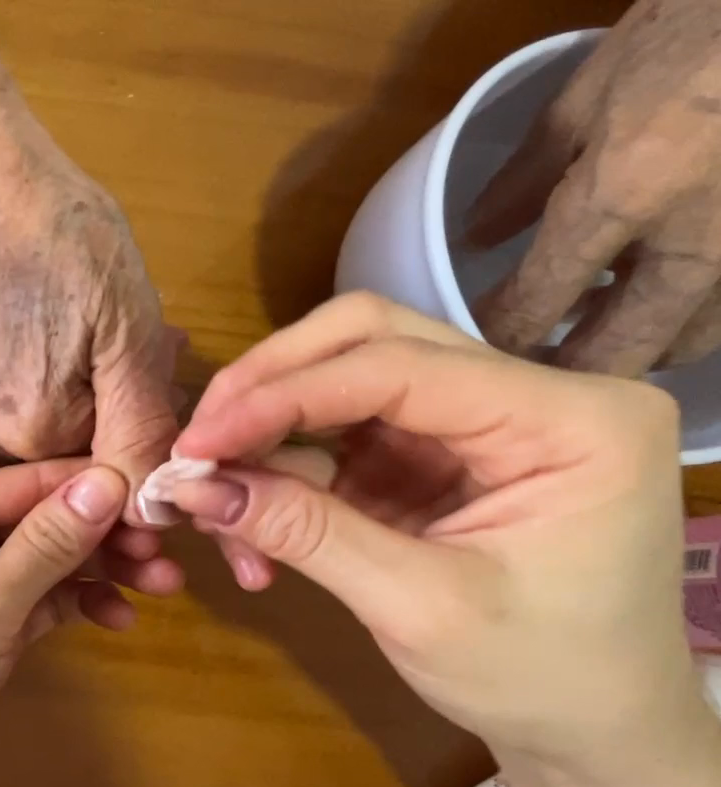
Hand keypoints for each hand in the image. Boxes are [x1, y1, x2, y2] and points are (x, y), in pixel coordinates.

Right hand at [0, 115, 179, 498]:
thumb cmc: (57, 237)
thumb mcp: (126, 328)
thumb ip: (141, 425)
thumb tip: (154, 508)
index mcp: (33, 435)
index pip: (115, 472)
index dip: (152, 431)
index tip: (162, 374)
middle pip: (76, 454)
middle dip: (116, 408)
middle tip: (135, 339)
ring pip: (44, 433)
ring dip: (81, 396)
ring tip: (87, 328)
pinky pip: (10, 414)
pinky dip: (40, 385)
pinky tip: (44, 333)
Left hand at [0, 460, 183, 786]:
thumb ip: (43, 545)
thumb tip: (105, 480)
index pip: (23, 484)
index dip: (92, 488)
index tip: (164, 498)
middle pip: (37, 522)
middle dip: (100, 535)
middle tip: (167, 554)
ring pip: (41, 564)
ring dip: (96, 571)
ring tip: (162, 587)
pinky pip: (32, 603)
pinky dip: (71, 606)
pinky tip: (117, 617)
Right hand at [167, 293, 703, 768]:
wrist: (589, 725)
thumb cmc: (537, 675)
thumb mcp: (416, 606)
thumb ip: (305, 532)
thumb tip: (193, 487)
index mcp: (566, 419)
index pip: (395, 369)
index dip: (279, 398)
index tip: (192, 446)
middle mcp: (523, 395)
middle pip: (367, 339)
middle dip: (268, 385)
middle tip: (197, 442)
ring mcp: (469, 422)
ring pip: (337, 379)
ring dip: (261, 430)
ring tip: (210, 494)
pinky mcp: (424, 456)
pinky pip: (329, 436)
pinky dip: (275, 469)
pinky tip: (245, 515)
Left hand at [470, 0, 720, 375]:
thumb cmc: (705, 22)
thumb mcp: (595, 90)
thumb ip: (530, 175)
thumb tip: (477, 239)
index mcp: (623, 199)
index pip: (533, 306)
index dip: (494, 337)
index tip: (469, 344)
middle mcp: (701, 237)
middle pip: (623, 348)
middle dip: (567, 371)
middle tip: (526, 368)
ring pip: (696, 335)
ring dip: (636, 347)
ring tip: (588, 337)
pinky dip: (695, 313)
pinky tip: (658, 298)